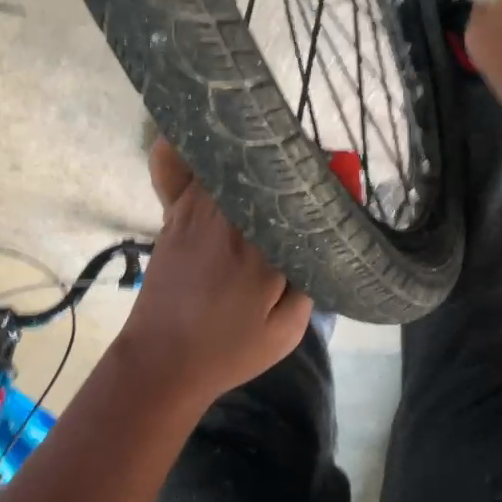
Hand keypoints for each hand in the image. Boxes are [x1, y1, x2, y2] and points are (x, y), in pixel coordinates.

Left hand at [116, 139, 311, 404]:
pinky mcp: (173, 213)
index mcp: (262, 248)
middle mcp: (228, 217)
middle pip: (264, 169)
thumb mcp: (287, 331)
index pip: (300, 194)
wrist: (162, 361)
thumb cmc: (229, 351)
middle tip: (308, 168)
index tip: (339, 175)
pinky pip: (177, 167)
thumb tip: (321, 237)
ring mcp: (194, 209)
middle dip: (288, 163)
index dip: (322, 180)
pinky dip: (186, 149)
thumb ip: (309, 280)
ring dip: (248, 154)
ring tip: (270, 154)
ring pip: (227, 162)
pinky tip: (203, 139)